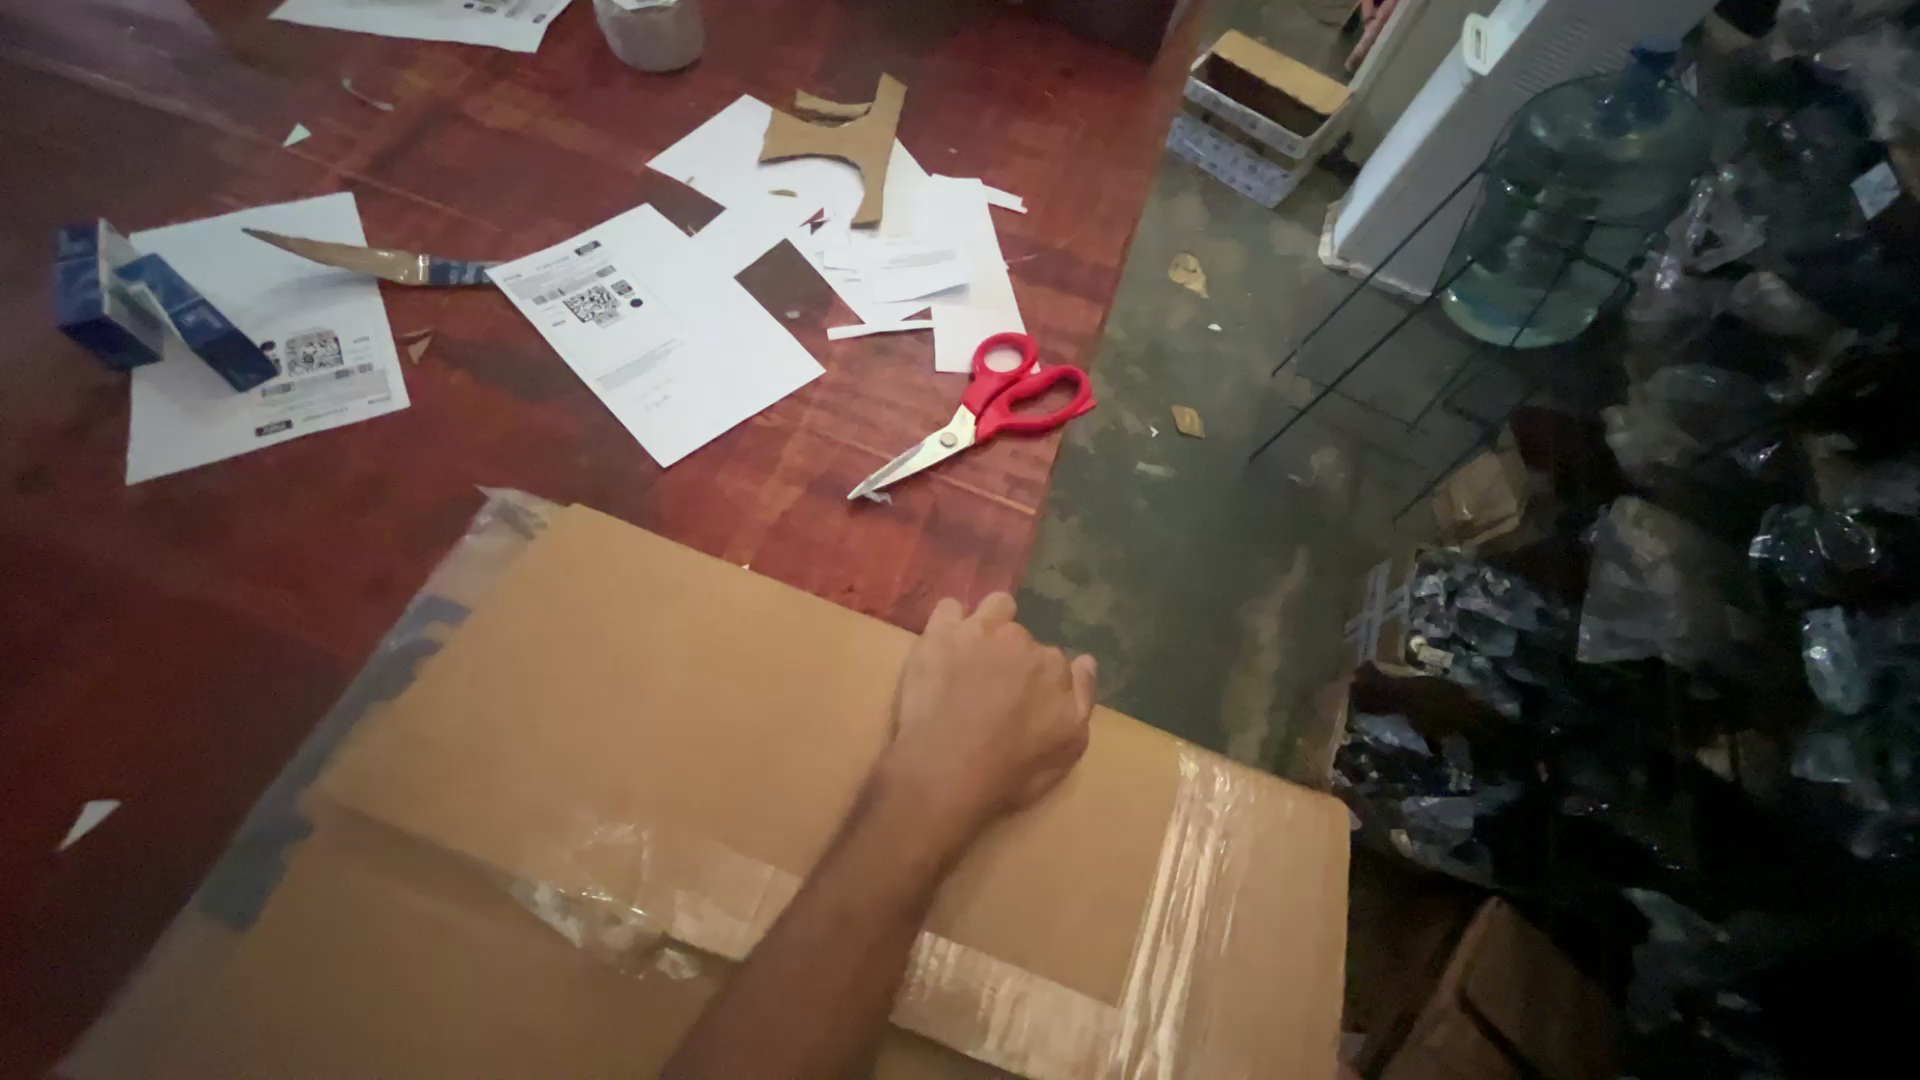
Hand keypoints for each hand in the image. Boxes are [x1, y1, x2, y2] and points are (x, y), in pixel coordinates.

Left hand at [874, 593, 1097, 837]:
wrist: (944, 769)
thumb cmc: (1008, 770)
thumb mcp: (1067, 750)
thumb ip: (1083, 698)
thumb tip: (1087, 660)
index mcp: (1055, 667)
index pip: (1054, 663)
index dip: (1038, 683)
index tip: (1023, 704)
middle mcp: (1022, 641)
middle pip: (1022, 638)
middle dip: (1012, 656)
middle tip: (992, 688)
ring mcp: (980, 632)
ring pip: (995, 607)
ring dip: (989, 624)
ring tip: (973, 652)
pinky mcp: (940, 633)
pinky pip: (949, 609)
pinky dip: (948, 623)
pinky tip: (942, 645)